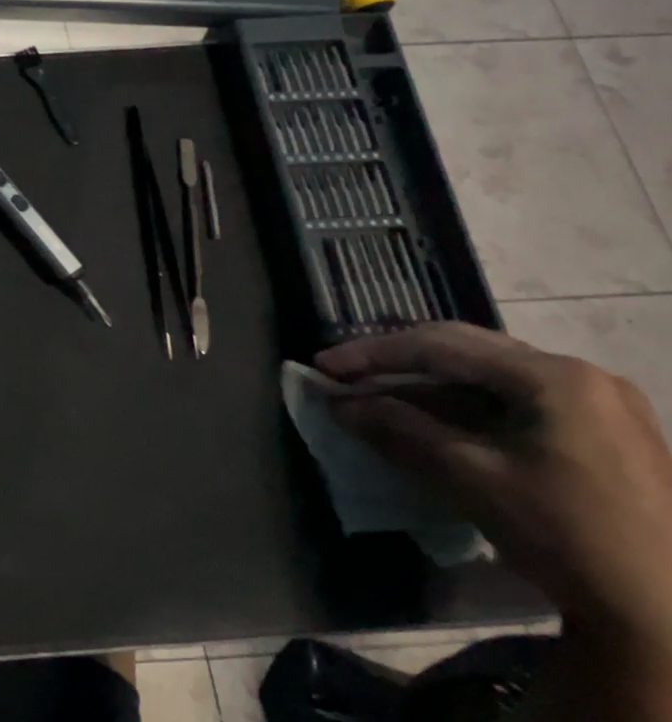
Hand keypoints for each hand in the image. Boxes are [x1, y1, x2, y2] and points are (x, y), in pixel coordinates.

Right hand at [317, 322, 671, 648]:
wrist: (666, 613)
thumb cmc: (566, 534)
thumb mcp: (469, 478)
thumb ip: (399, 429)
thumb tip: (338, 403)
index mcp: (554, 377)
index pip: (441, 346)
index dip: (372, 354)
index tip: (321, 368)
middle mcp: (582, 376)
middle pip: (468, 351)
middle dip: (398, 362)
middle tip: (344, 377)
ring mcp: (601, 405)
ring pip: (491, 377)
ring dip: (429, 386)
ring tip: (378, 401)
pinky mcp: (605, 435)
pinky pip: (517, 402)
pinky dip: (465, 407)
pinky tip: (434, 425)